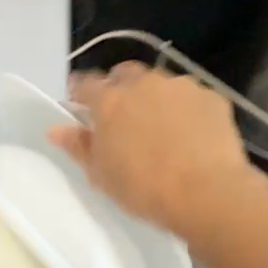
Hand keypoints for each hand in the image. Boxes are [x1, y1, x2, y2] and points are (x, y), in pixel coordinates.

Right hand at [49, 62, 259, 235]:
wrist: (203, 192)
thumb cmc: (141, 187)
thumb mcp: (100, 174)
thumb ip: (78, 146)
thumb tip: (56, 129)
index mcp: (110, 102)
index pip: (86, 83)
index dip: (80, 92)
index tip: (78, 103)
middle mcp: (144, 84)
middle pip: (125, 75)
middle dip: (119, 88)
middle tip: (120, 116)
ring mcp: (181, 87)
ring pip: (160, 84)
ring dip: (153, 99)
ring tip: (158, 129)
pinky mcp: (211, 97)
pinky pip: (190, 98)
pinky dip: (184, 111)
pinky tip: (188, 136)